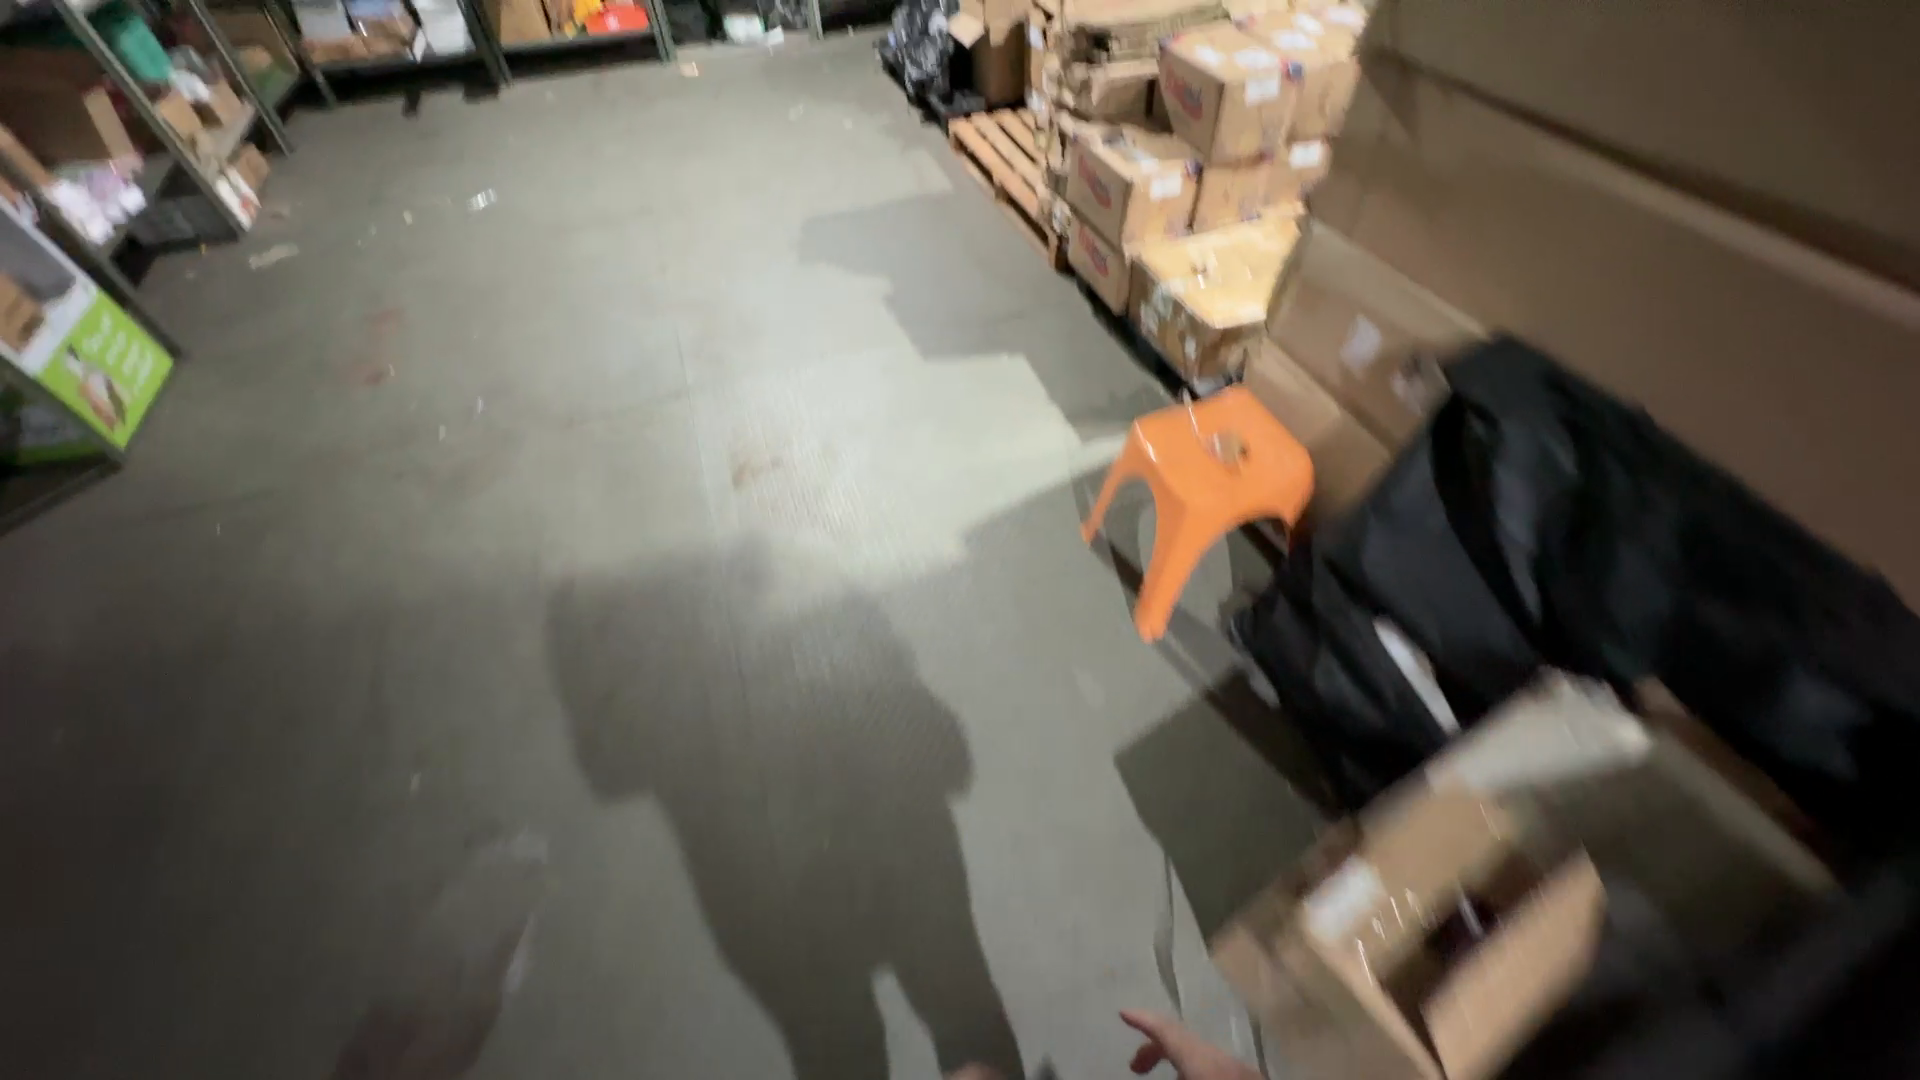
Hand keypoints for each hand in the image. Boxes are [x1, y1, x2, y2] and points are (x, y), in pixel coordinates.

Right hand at [1121, 1010, 1261, 1079]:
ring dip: (1181, 1066)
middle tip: (1135, 1068)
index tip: (1123, 1014)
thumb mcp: (1191, 1078)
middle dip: (1157, 1050)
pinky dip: (1200, 1075)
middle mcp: (1225, 1061)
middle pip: (1185, 1042)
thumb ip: (1172, 1078)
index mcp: (1203, 1063)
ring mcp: (1245, 1073)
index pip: (1168, 1031)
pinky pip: (1221, 1072)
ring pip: (1204, 1058)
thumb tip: (1140, 1067)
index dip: (1144, 1021)